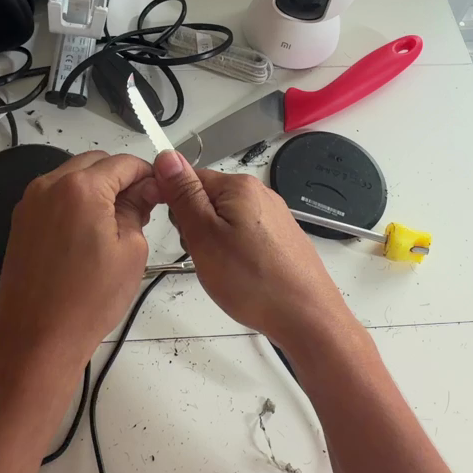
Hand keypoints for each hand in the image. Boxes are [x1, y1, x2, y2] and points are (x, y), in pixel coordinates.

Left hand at [0, 151, 155, 371]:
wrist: (36, 340)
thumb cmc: (87, 301)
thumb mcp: (131, 251)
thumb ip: (138, 209)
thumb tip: (144, 189)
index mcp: (81, 188)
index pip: (123, 162)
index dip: (147, 174)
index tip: (159, 192)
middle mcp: (50, 185)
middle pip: (95, 162)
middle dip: (120, 178)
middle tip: (140, 208)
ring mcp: (31, 202)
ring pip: (73, 177)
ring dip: (97, 188)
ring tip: (115, 223)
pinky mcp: (21, 221)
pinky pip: (55, 196)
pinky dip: (75, 202)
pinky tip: (88, 232)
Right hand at [150, 151, 355, 351]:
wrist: (306, 317)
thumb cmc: (253, 279)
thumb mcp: (204, 235)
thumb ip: (183, 194)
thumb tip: (166, 156)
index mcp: (239, 185)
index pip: (189, 179)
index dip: (178, 207)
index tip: (184, 235)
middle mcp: (260, 193)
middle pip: (208, 200)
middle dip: (197, 228)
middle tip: (206, 257)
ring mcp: (274, 216)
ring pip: (226, 221)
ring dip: (215, 243)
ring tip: (225, 271)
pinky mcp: (282, 238)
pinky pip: (245, 236)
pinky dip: (237, 253)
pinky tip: (242, 276)